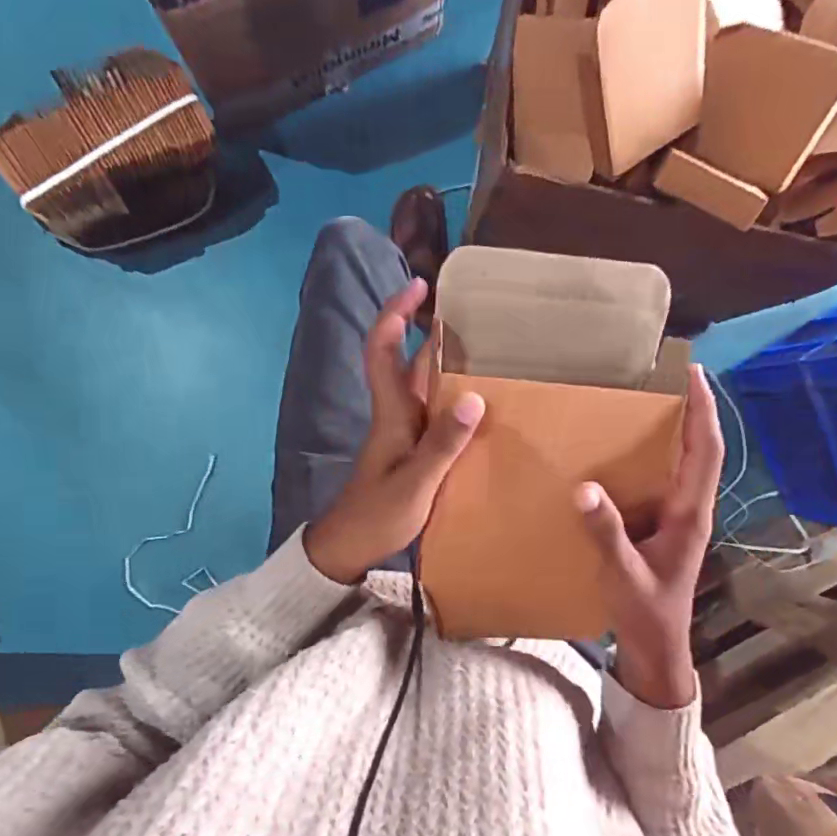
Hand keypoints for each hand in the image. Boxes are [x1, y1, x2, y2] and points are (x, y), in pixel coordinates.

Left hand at [305, 279, 485, 583]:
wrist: (349, 548)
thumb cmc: (376, 516)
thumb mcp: (415, 483)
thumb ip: (443, 444)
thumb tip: (474, 397)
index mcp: (390, 416)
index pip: (382, 353)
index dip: (394, 316)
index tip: (417, 287)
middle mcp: (396, 417)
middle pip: (407, 363)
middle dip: (429, 332)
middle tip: (471, 312)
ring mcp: (403, 435)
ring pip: (422, 388)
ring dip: (445, 365)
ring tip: (487, 349)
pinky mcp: (411, 452)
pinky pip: (433, 414)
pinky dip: (452, 399)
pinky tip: (479, 403)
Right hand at [575, 364, 724, 708]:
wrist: (657, 644)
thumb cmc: (645, 610)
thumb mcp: (622, 572)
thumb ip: (606, 532)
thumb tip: (584, 488)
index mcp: (689, 514)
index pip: (703, 452)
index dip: (703, 412)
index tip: (695, 375)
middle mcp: (689, 509)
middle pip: (700, 450)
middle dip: (693, 412)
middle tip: (670, 381)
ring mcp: (678, 519)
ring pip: (685, 465)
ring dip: (677, 432)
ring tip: (648, 408)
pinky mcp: (663, 528)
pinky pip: (663, 482)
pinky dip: (655, 459)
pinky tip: (626, 456)